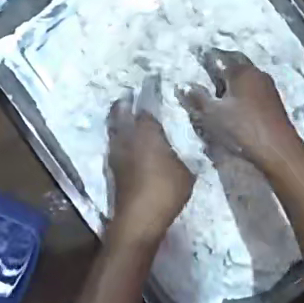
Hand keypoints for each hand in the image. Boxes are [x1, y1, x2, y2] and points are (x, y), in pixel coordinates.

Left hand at [104, 95, 193, 245]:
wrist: (138, 220)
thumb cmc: (166, 190)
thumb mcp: (187, 169)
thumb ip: (187, 150)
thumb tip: (191, 138)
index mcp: (146, 131)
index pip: (147, 104)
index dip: (151, 92)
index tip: (155, 82)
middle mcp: (127, 136)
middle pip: (122, 111)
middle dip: (127, 101)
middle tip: (134, 94)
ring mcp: (115, 152)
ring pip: (115, 127)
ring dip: (120, 118)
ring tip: (130, 114)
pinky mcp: (112, 167)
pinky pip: (115, 143)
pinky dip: (120, 136)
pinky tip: (130, 141)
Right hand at [182, 51, 303, 172]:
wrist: (278, 151)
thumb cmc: (242, 128)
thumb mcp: (212, 114)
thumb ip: (196, 97)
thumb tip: (183, 84)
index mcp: (241, 71)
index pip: (219, 57)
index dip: (205, 58)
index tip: (195, 57)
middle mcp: (257, 73)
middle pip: (235, 65)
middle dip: (221, 66)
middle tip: (206, 70)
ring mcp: (268, 87)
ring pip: (245, 77)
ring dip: (232, 80)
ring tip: (217, 88)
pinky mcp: (273, 103)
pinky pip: (252, 90)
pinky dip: (241, 91)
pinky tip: (234, 102)